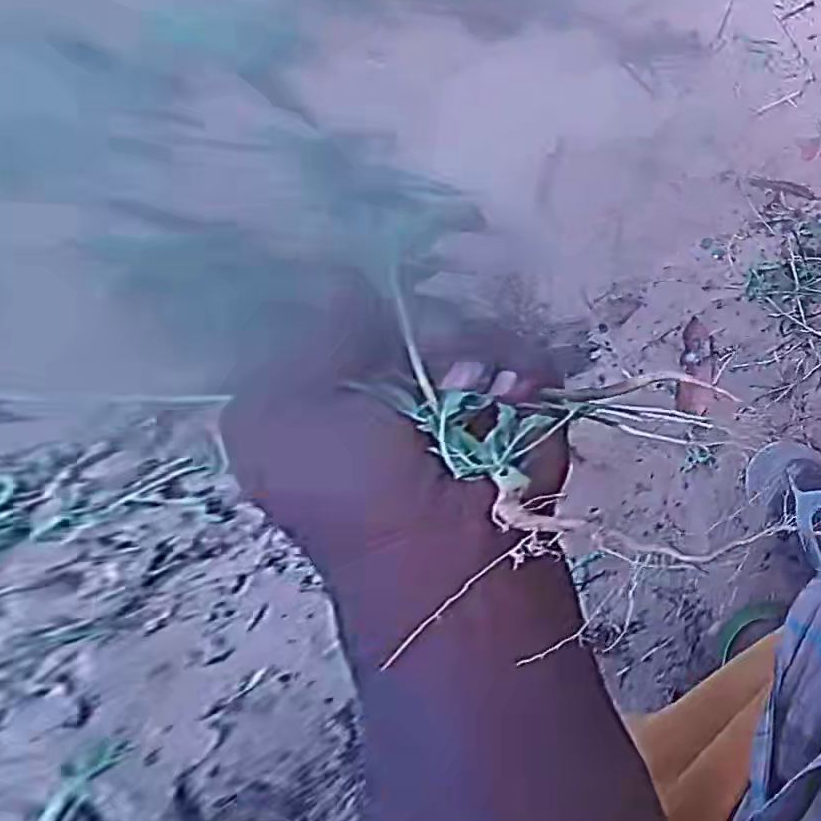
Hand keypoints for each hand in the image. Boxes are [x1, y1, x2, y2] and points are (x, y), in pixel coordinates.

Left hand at [220, 284, 566, 579]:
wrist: (448, 544)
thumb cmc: (352, 491)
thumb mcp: (286, 414)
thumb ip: (310, 340)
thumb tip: (342, 276)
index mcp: (345, 379)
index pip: (362, 308)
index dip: (377, 290)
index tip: (394, 280)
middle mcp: (411, 376)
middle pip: (433, 310)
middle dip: (437, 328)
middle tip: (439, 361)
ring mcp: (476, 387)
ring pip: (489, 329)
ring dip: (487, 354)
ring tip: (484, 391)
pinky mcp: (527, 400)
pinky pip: (534, 360)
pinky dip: (528, 373)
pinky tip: (514, 395)